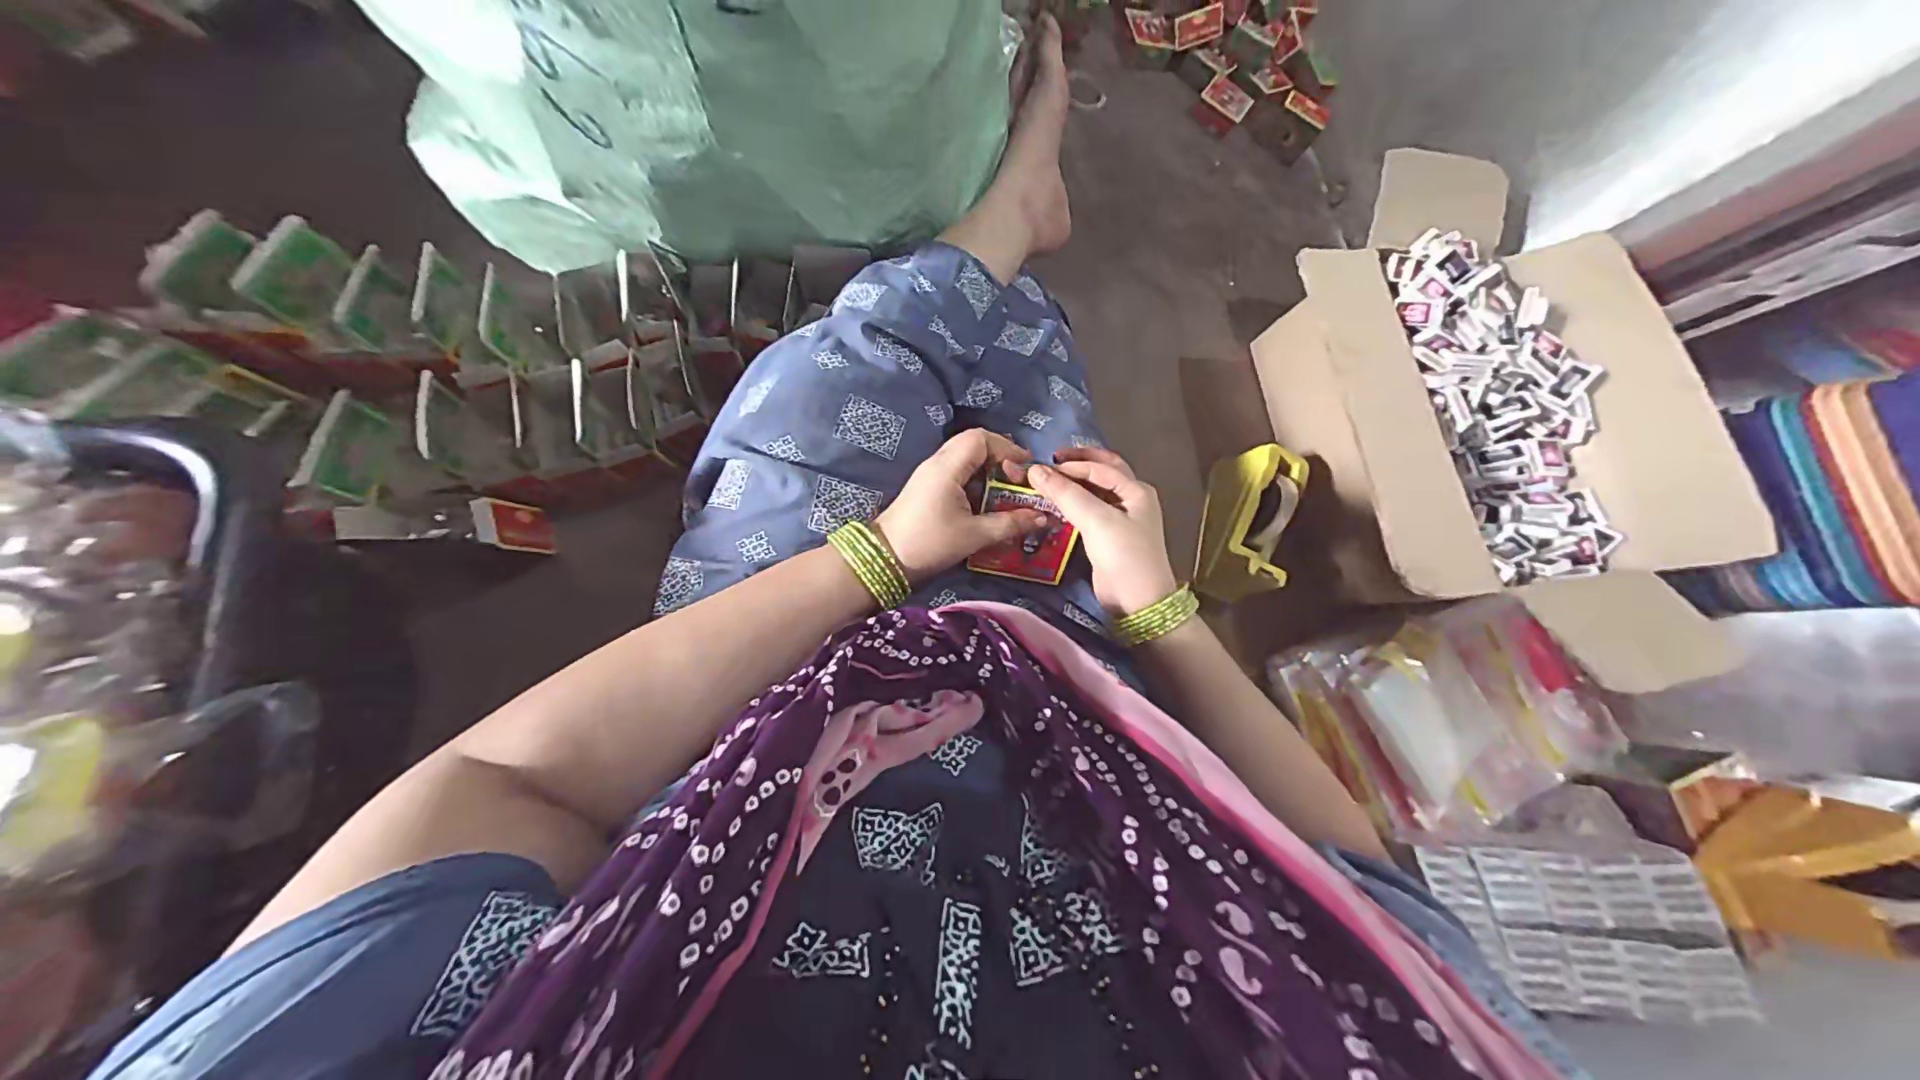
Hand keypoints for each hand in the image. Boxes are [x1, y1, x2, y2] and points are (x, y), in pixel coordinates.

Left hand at [874, 429, 1048, 584]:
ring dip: (988, 470)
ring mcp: (929, 474)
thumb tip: (1042, 517)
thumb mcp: (974, 535)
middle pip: (973, 444)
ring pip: (964, 458)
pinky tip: (985, 502)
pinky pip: (956, 472)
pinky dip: (975, 480)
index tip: (1024, 470)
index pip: (981, 438)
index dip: (1007, 448)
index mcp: (947, 467)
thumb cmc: (929, 543)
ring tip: (1006, 492)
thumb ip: (1010, 524)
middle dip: (1000, 457)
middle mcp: (937, 463)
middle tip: (1018, 479)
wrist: (885, 558)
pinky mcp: (926, 488)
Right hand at [1025, 446, 1178, 615]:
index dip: (1070, 465)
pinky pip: (1090, 509)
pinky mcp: (1109, 536)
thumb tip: (1035, 469)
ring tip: (1049, 481)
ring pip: (1095, 490)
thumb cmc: (1123, 555)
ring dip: (1074, 482)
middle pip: (1102, 471)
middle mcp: (1131, 499)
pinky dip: (1074, 502)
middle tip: (1050, 461)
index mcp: (1136, 490)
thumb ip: (1066, 493)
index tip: (1040, 467)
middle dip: (1077, 463)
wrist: (1138, 601)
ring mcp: (1122, 518)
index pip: (1099, 467)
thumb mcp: (1096, 520)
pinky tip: (1057, 504)